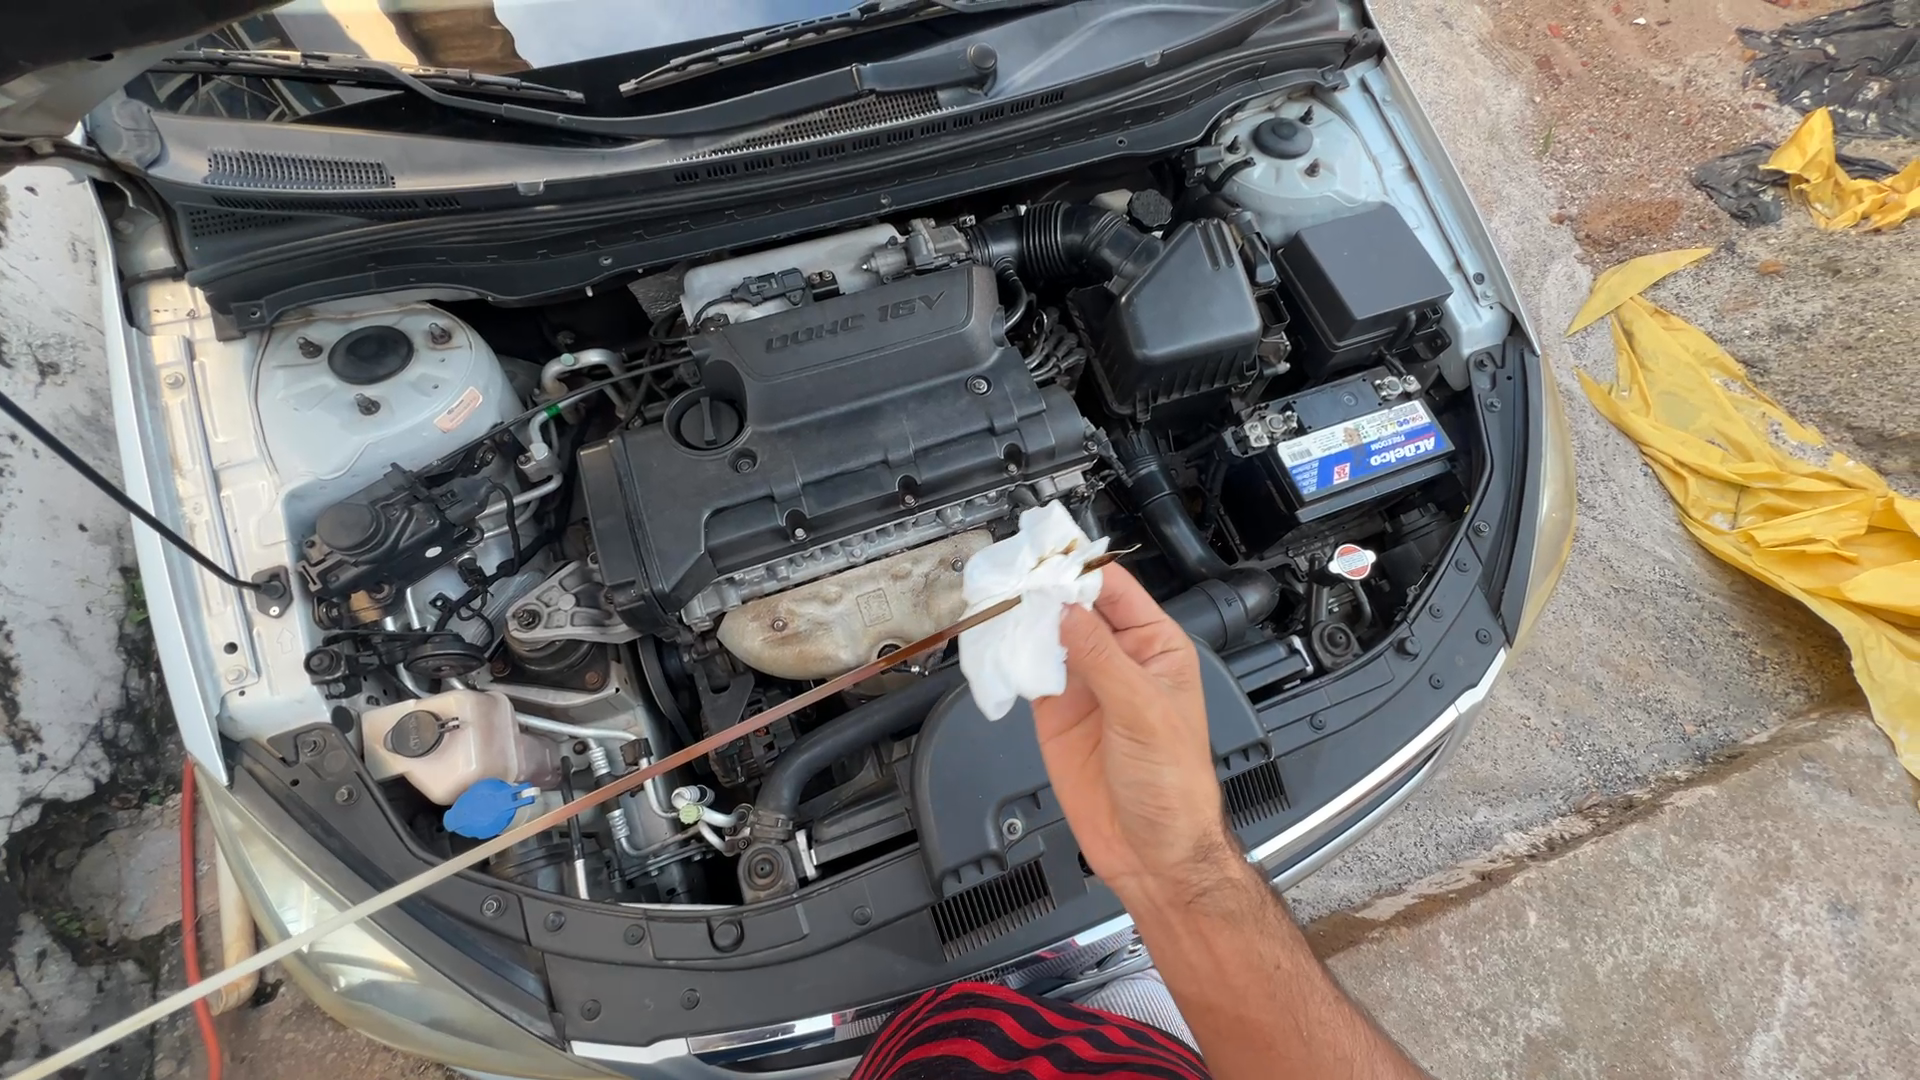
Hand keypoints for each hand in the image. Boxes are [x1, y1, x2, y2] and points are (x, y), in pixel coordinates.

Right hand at [1032, 566, 1234, 911]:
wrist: (1150, 853)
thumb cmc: (1174, 785)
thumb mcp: (1142, 712)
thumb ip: (1101, 658)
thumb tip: (1067, 610)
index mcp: (1154, 647)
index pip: (1115, 590)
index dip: (1082, 569)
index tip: (1049, 558)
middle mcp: (1117, 658)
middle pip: (1076, 606)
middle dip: (1046, 590)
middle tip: (1015, 577)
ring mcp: (1084, 683)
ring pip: (1048, 634)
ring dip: (1025, 620)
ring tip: (1001, 605)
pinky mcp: (1055, 709)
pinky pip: (1029, 669)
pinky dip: (1011, 656)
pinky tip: (1000, 647)